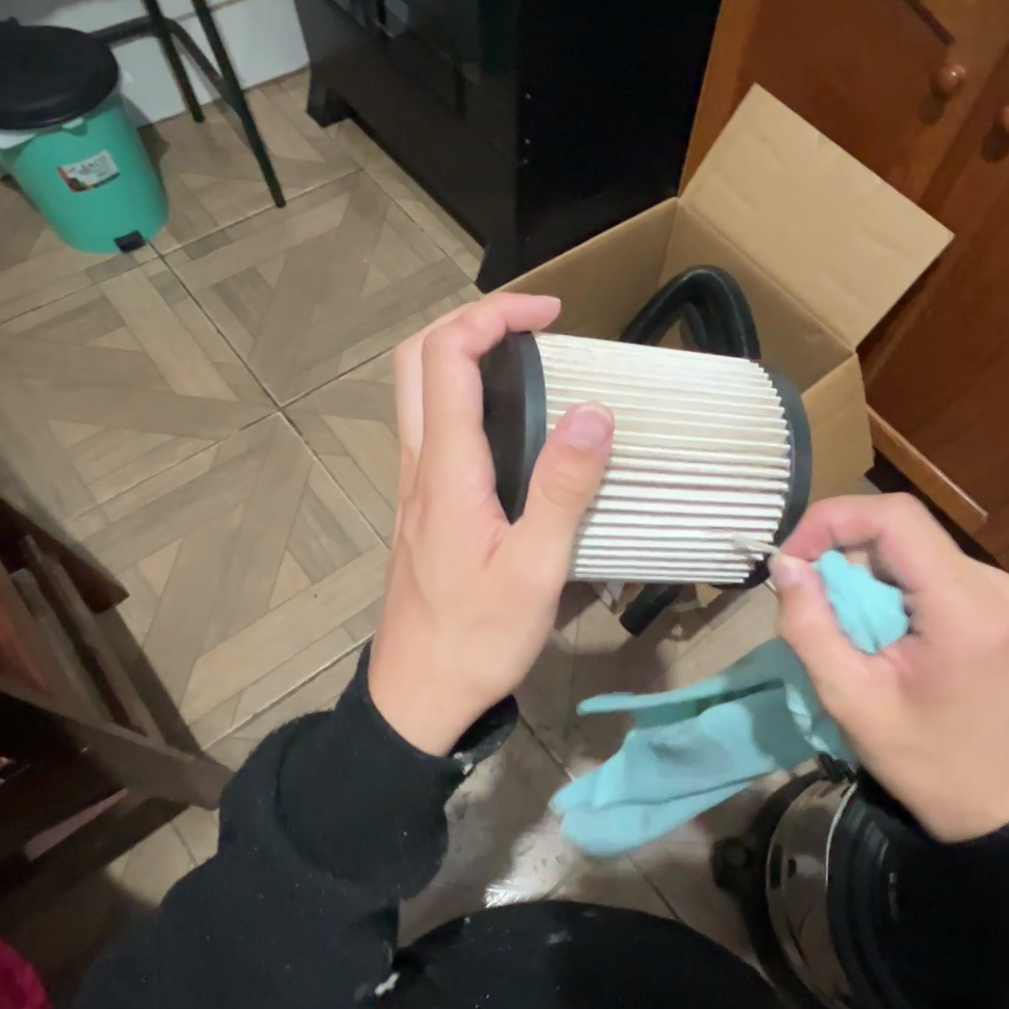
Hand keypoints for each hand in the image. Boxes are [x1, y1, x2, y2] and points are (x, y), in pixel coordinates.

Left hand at [368, 293, 614, 754]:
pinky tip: (511, 429)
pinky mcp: (422, 509)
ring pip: (418, 393)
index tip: (550, 312)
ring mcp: (414, 487)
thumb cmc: (477, 638)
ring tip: (527, 364)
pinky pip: (431, 429)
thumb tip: (595, 412)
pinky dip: (462, 398)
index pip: (446, 357)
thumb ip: (563, 489)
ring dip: (461, 356)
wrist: (417, 695)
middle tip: (529, 327)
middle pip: (415, 361)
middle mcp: (419, 465)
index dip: (493, 315)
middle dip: (468, 321)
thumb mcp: (535, 569)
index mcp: (445, 470)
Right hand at [770, 494, 1008, 841]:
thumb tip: (784, 562)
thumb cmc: (919, 758)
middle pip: (899, 529)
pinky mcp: (989, 600)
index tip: (790, 558)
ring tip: (839, 624)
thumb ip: (810, 625)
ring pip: (907, 546)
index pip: (895, 519)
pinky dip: (882, 584)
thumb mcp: (849, 698)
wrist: (986, 803)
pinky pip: (921, 566)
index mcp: (965, 606)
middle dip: (839, 550)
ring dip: (859, 571)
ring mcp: (995, 590)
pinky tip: (872, 628)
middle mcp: (990, 583)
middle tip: (806, 597)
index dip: (832, 520)